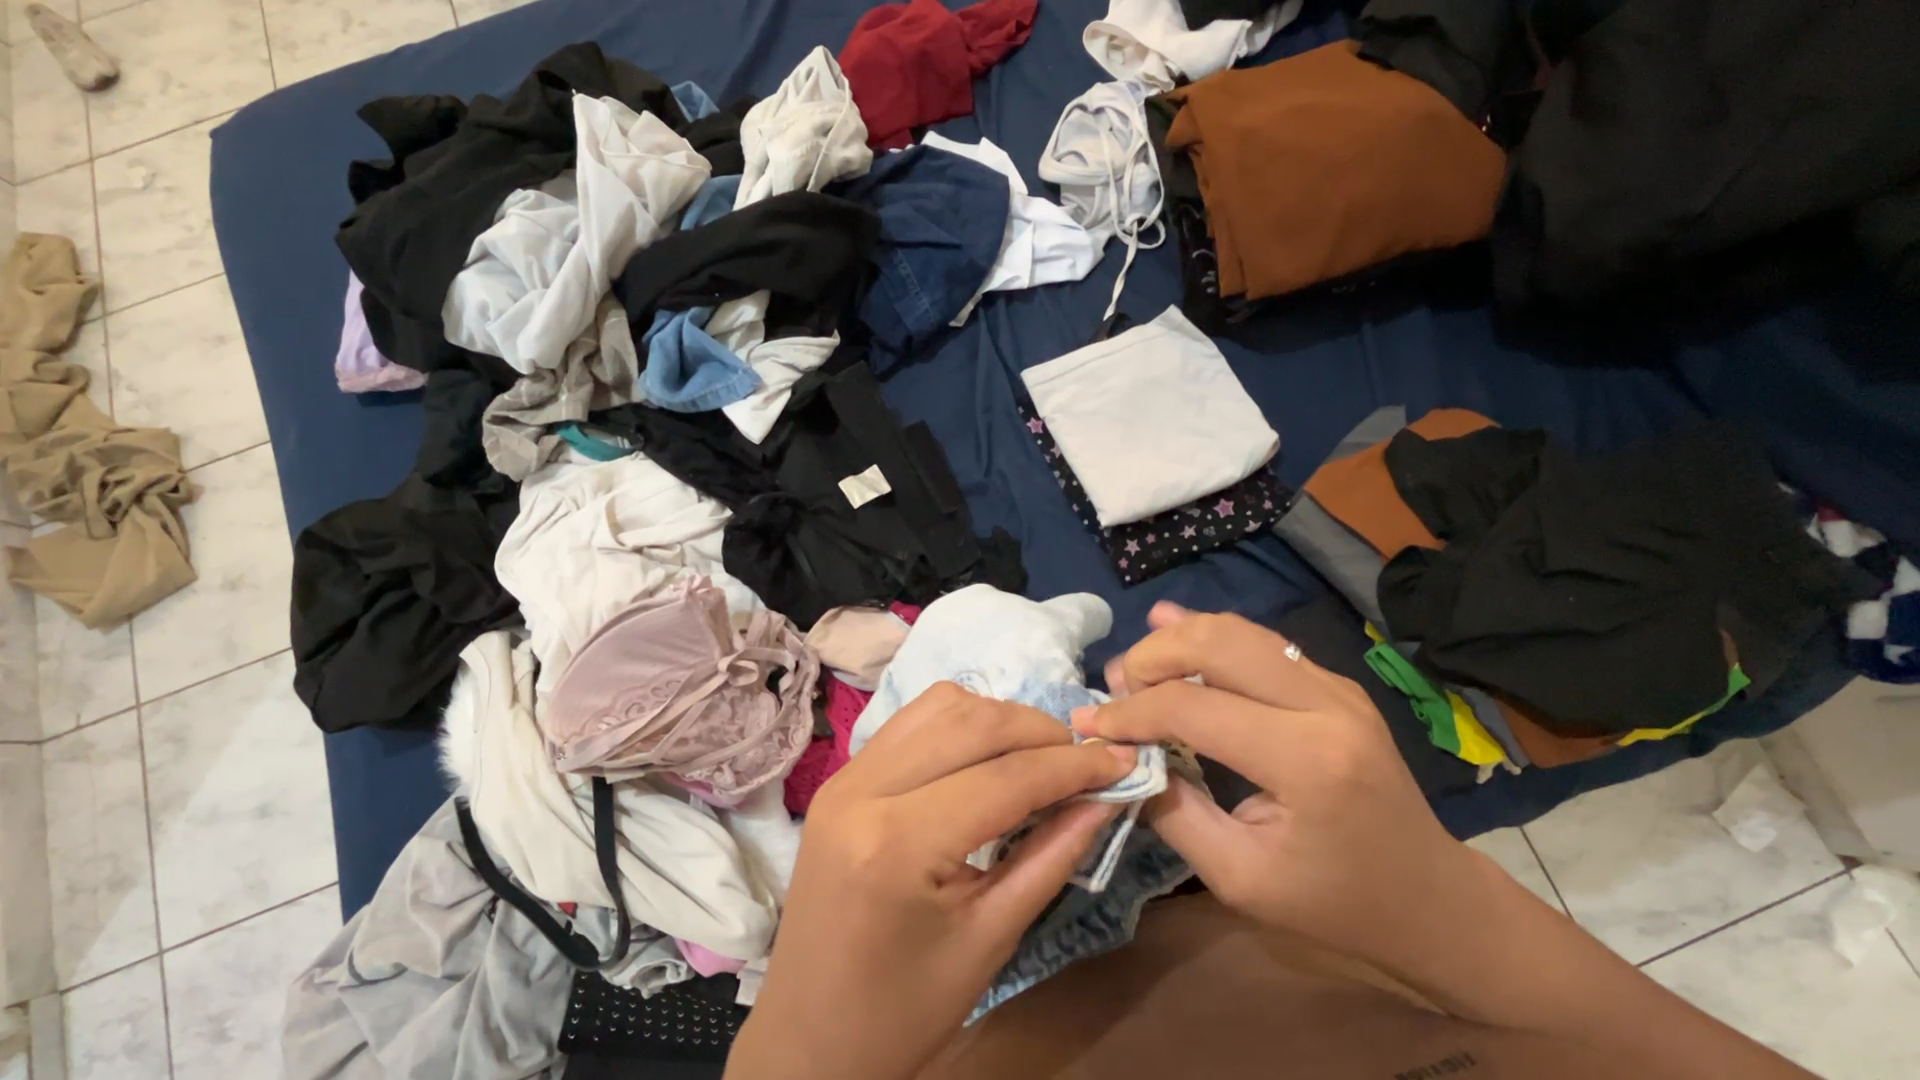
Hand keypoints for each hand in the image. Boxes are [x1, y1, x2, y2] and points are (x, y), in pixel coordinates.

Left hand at [727, 682, 1135, 1079]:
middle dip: (1041, 731)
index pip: (1006, 777)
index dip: (1074, 765)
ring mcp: (844, 778)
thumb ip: (1053, 856)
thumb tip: (1107, 796)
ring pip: (939, 707)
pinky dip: (959, 723)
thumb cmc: (906, 1009)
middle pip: (973, 723)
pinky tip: (988, 754)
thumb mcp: (991, 938)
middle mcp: (863, 790)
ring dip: (1000, 719)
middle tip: (1087, 760)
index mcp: (898, 843)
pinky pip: (910, 723)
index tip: (1125, 762)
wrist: (811, 1035)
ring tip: (1041, 755)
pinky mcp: (839, 780)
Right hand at [1074, 603, 1482, 968]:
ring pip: (1240, 630)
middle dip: (1152, 656)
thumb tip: (1120, 760)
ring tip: (1134, 669)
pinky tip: (1171, 630)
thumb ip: (1173, 811)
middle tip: (1115, 689)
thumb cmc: (1333, 904)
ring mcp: (1337, 687)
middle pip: (1218, 643)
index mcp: (1307, 760)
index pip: (1193, 708)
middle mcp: (1327, 704)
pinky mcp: (1336, 685)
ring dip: (1178, 639)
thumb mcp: (1239, 877)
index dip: (1130, 713)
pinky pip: (1262, 643)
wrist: (1429, 900)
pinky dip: (1210, 639)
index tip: (1089, 726)